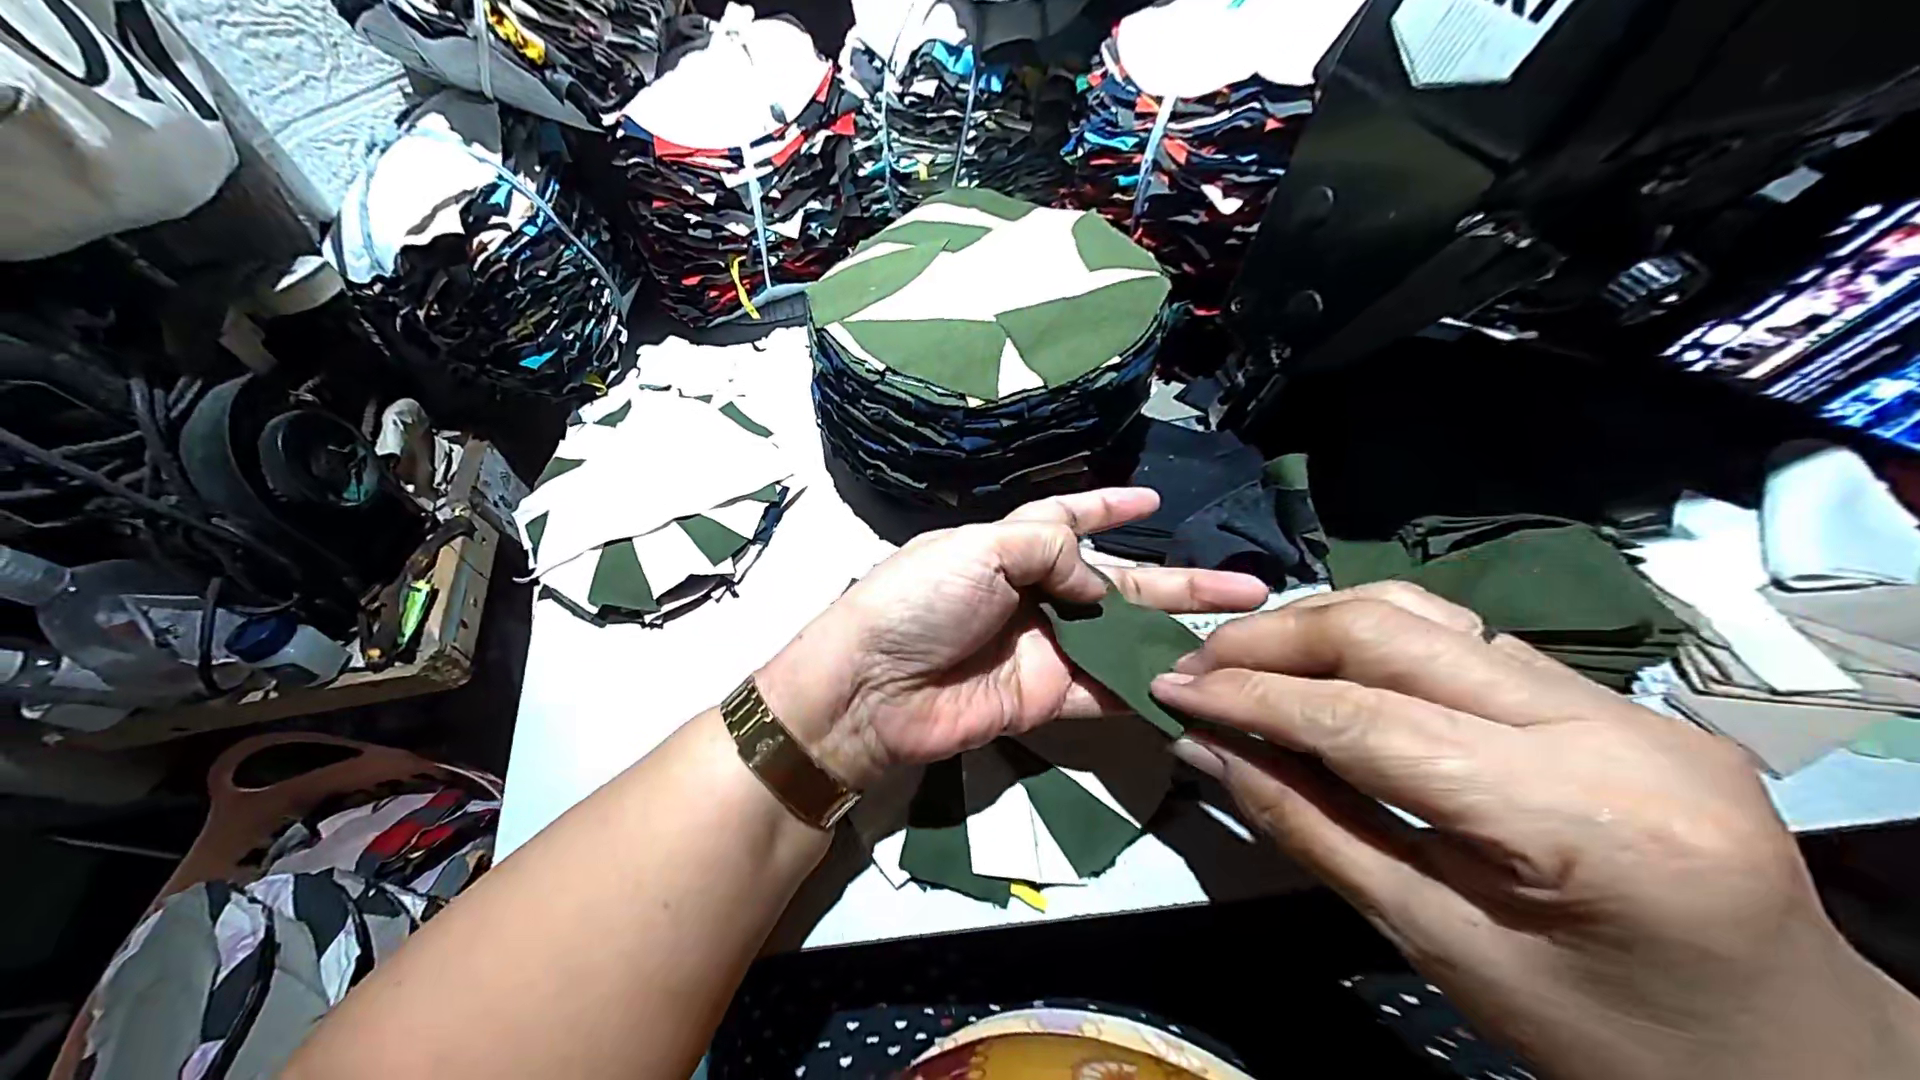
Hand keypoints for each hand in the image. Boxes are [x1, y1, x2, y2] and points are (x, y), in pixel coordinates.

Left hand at [756, 488, 1268, 789]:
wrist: (871, 691)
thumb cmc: (919, 602)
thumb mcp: (980, 550)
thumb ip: (1049, 551)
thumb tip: (1099, 583)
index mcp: (1009, 547)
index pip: (1068, 519)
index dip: (1108, 509)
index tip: (1152, 503)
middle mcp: (1032, 594)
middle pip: (1116, 583)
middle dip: (1177, 582)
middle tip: (1244, 585)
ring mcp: (1041, 648)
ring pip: (1121, 638)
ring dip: (1173, 637)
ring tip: (1236, 636)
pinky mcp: (1044, 697)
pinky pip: (1104, 690)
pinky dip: (1143, 689)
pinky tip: (1192, 685)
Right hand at [1149, 583, 1919, 1079]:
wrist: (1799, 1065)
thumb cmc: (1610, 1042)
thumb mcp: (1437, 944)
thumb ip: (1310, 829)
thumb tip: (1206, 751)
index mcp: (1584, 815)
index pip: (1368, 719)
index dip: (1252, 697)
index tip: (1172, 688)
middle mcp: (1611, 726)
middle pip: (1393, 633)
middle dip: (1273, 639)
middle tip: (1196, 663)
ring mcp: (1616, 699)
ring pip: (1422, 614)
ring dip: (1313, 626)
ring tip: (1243, 656)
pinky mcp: (1605, 695)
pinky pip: (1456, 640)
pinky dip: (1366, 640)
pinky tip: (1321, 664)